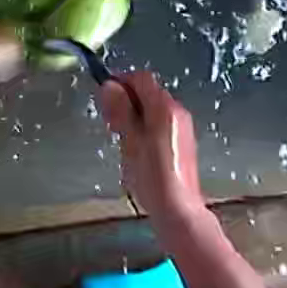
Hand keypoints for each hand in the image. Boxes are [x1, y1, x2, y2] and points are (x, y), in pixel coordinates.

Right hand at [102, 72, 204, 225]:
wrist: (178, 209)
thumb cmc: (152, 177)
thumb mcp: (129, 142)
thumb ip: (121, 111)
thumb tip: (109, 86)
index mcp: (165, 108)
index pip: (141, 78)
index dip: (120, 82)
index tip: (104, 99)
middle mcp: (177, 111)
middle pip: (148, 92)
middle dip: (126, 101)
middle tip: (110, 123)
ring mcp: (182, 125)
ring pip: (153, 108)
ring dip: (134, 115)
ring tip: (121, 140)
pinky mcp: (182, 140)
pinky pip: (160, 122)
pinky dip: (145, 127)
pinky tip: (136, 150)